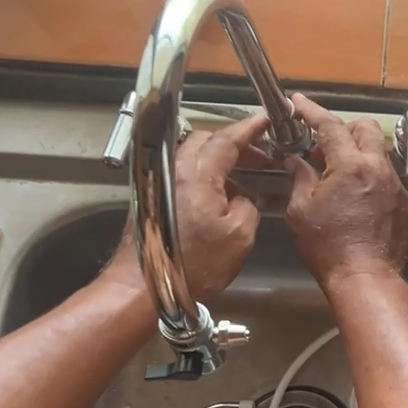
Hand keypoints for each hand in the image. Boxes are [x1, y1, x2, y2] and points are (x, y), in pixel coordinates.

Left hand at [101, 113, 270, 302]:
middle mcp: (175, 172)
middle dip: (234, 144)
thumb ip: (247, 207)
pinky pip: (183, 176)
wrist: (145, 285)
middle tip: (259, 156)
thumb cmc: (194, 264)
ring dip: (219, 162)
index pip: (225, 141)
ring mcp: (161, 185)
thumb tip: (243, 199)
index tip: (263, 121)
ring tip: (244, 180)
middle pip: (205, 142)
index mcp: (197, 176)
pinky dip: (205, 177)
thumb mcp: (239, 237)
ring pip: (192, 158)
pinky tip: (220, 198)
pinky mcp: (154, 200)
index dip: (247, 129)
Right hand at [284, 94, 407, 289]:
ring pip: (379, 154)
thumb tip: (298, 161)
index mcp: (350, 166)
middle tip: (323, 145)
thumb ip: (301, 178)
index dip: (312, 111)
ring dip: (358, 155)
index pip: (331, 125)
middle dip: (344, 129)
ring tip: (337, 174)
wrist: (365, 278)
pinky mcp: (405, 204)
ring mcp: (396, 187)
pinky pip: (388, 179)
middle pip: (365, 129)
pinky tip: (356, 197)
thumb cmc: (330, 249)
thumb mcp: (301, 210)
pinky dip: (371, 178)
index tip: (300, 104)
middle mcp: (379, 170)